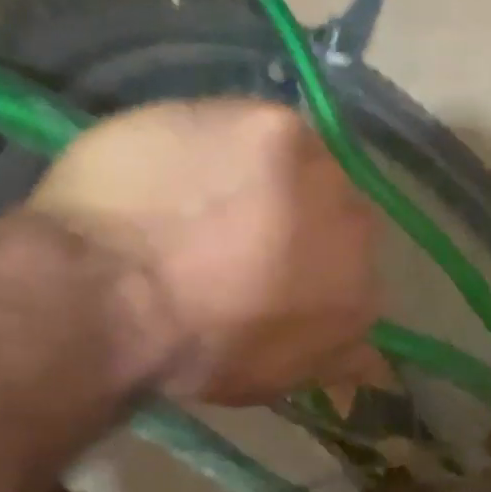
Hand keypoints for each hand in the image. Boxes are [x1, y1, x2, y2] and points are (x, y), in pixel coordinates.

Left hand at [28, 99, 381, 405]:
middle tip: (233, 230)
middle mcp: (349, 212)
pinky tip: (174, 166)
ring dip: (259, 170)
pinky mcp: (254, 114)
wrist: (112, 292)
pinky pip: (242, 125)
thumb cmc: (190, 350)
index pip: (353, 261)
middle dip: (293, 209)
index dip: (310, 262)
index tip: (268, 271)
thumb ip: (335, 358)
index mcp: (358, 281)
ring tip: (197, 194)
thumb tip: (378, 362)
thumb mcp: (273, 377)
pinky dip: (215, 142)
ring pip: (291, 155)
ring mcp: (305, 155)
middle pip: (330, 199)